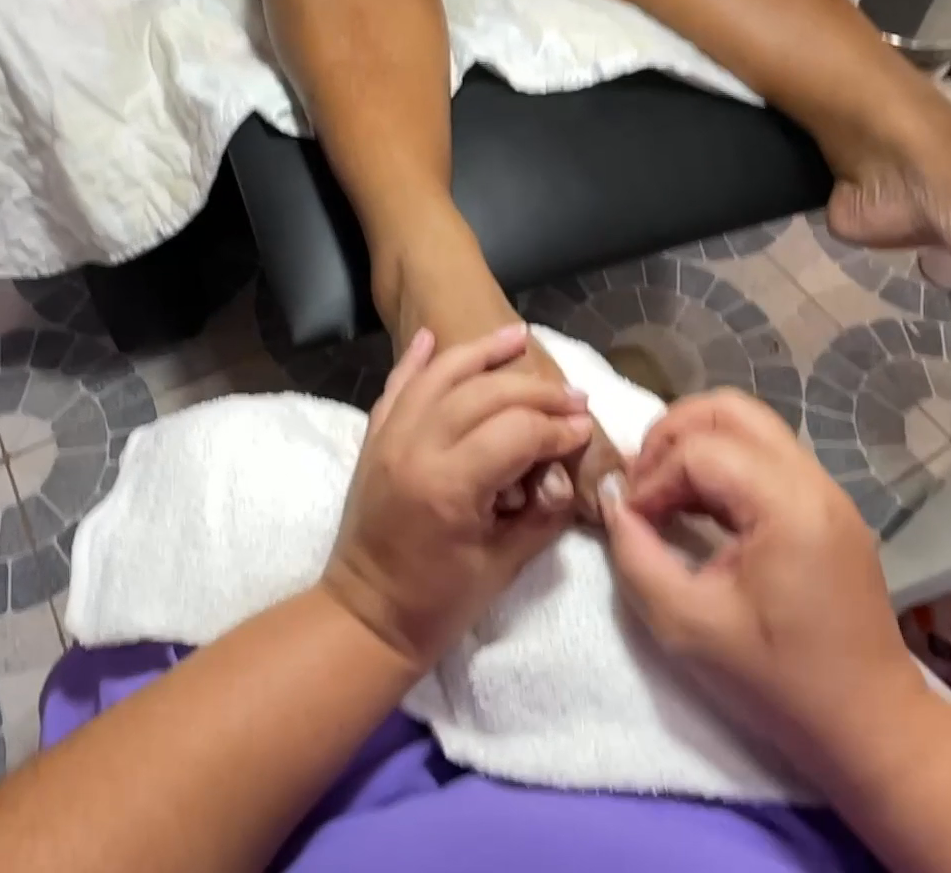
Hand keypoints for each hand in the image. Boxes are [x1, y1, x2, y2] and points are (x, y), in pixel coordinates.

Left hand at [322, 325, 594, 669]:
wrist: (365, 614)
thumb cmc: (437, 603)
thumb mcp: (503, 566)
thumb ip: (542, 513)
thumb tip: (567, 470)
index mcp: (449, 486)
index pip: (516, 432)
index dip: (558, 428)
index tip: (585, 429)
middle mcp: (414, 449)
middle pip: (483, 395)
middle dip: (535, 392)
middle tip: (572, 396)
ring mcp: (388, 439)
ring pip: (438, 377)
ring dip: (480, 353)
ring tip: (518, 335)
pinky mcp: (372, 440)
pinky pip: (395, 388)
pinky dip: (415, 361)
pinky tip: (433, 336)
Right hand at [599, 390, 928, 763]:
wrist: (868, 723)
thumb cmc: (776, 679)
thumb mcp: (684, 623)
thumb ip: (636, 554)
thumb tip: (613, 503)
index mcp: (789, 507)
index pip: (699, 451)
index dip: (651, 478)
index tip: (632, 521)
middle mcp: (814, 483)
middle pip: (728, 410)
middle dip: (670, 435)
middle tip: (642, 482)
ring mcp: (825, 492)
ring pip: (746, 424)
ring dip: (693, 446)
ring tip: (663, 493)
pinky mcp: (824, 508)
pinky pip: (762, 455)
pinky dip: (718, 465)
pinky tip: (694, 507)